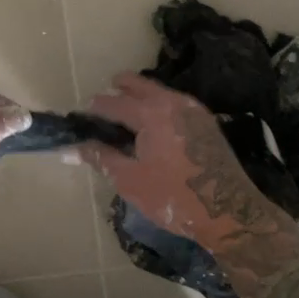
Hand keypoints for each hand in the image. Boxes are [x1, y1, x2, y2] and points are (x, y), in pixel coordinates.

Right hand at [83, 72, 287, 249]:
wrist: (228, 212)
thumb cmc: (173, 197)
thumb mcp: (129, 179)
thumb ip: (100, 158)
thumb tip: (69, 149)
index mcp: (151, 113)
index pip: (113, 102)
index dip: (94, 108)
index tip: (81, 116)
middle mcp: (173, 102)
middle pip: (138, 85)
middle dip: (117, 89)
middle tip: (101, 104)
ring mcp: (193, 110)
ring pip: (159, 92)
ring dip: (139, 96)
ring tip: (124, 114)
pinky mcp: (206, 123)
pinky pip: (174, 103)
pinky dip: (158, 106)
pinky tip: (151, 126)